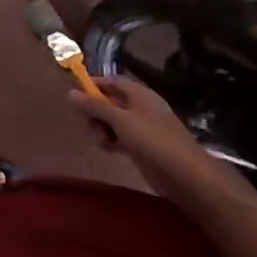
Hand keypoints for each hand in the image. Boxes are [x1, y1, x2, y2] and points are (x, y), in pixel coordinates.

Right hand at [70, 76, 256, 214]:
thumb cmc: (153, 141)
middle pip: (109, 101)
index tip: (75, 94)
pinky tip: (107, 149)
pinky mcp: (141, 145)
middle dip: (95, 110)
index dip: (93, 84)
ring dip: (101, 127)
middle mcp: (139, 107)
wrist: (185, 176)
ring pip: (111, 120)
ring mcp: (141, 127)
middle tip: (88, 124)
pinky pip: (118, 136)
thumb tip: (71, 92)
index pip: (112, 81)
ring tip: (99, 140)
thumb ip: (96, 106)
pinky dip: (110, 140)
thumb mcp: (121, 120)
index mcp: (139, 94)